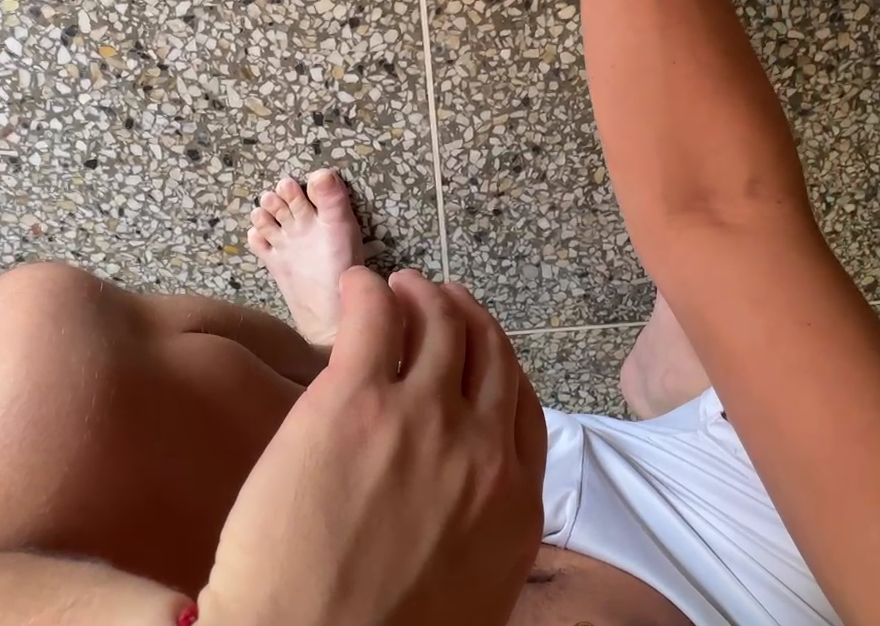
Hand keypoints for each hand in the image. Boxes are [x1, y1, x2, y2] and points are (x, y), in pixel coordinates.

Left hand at [198, 269, 547, 625]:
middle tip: (443, 298)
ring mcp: (421, 414)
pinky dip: (372, 290)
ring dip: (425, 294)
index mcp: (514, 502)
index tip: (480, 347)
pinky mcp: (354, 396)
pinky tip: (359, 284)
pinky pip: (375, 315)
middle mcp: (480, 445)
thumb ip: (488, 527)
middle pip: (489, 351)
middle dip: (469, 316)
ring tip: (403, 285)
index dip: (500, 364)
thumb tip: (477, 487)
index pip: (525, 405)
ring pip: (441, 322)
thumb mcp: (475, 594)